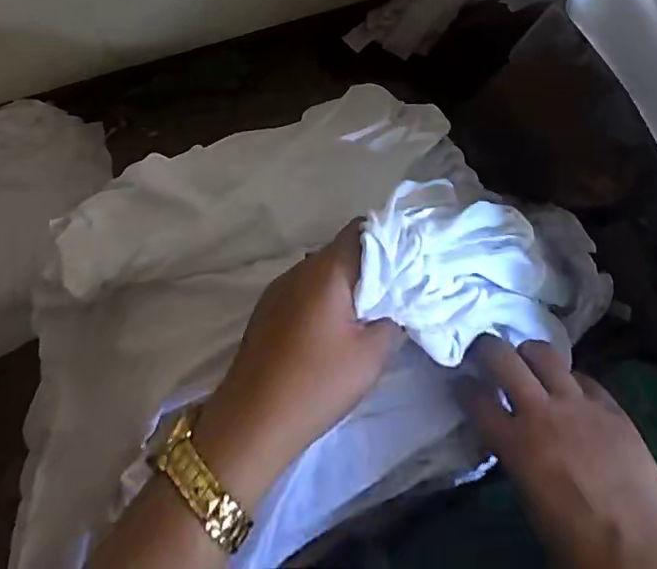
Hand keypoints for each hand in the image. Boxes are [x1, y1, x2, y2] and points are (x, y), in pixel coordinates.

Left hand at [91, 222, 400, 568]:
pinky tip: (330, 331)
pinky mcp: (265, 312)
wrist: (249, 427)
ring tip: (364, 315)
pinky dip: (322, 299)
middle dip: (370, 265)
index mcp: (326, 269)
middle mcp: (299, 269)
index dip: (389, 238)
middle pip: (341, 249)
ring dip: (344, 285)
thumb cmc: (316, 384)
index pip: (362, 229)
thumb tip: (397, 301)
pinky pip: (303, 290)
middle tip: (393, 292)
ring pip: (321, 271)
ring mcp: (277, 289)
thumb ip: (392, 318)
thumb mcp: (371, 355)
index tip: (408, 261)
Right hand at [457, 337, 656, 568]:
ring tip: (524, 360)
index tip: (459, 382)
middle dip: (487, 349)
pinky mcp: (610, 404)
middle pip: (505, 359)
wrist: (646, 547)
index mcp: (518, 446)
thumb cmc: (582, 547)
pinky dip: (569, 379)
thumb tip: (514, 449)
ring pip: (544, 354)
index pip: (477, 401)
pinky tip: (570, 391)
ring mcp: (579, 402)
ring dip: (528, 354)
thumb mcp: (533, 510)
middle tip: (482, 352)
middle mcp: (544, 412)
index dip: (463, 387)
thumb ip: (518, 467)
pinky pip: (582, 377)